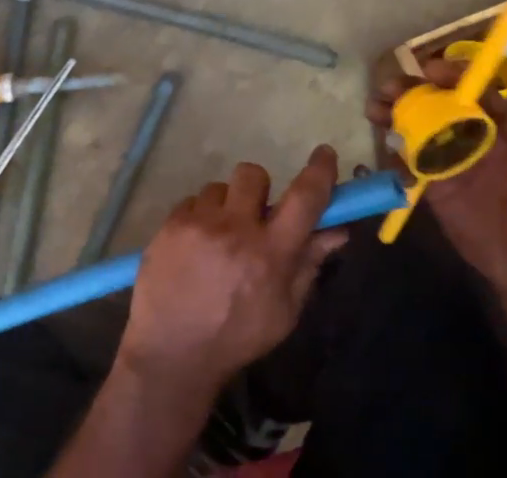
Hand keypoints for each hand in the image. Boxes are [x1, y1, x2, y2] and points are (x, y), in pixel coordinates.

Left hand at [118, 146, 347, 395]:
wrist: (174, 352)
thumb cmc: (238, 336)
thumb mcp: (285, 311)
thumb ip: (310, 263)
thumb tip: (337, 229)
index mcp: (271, 252)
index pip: (304, 198)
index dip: (319, 172)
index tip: (324, 154)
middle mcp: (235, 229)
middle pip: (253, 175)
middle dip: (258, 191)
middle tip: (254, 217)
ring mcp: (198, 224)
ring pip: (219, 189)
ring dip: (226, 207)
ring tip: (219, 239)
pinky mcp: (168, 226)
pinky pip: (191, 203)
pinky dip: (199, 218)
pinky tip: (196, 248)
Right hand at [370, 58, 506, 286]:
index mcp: (506, 133)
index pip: (477, 95)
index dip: (455, 79)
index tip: (431, 71)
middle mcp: (475, 141)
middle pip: (441, 106)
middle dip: (414, 91)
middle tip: (389, 88)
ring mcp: (452, 164)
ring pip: (420, 129)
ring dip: (397, 114)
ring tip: (375, 108)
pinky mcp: (435, 188)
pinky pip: (412, 165)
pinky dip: (396, 155)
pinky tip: (387, 152)